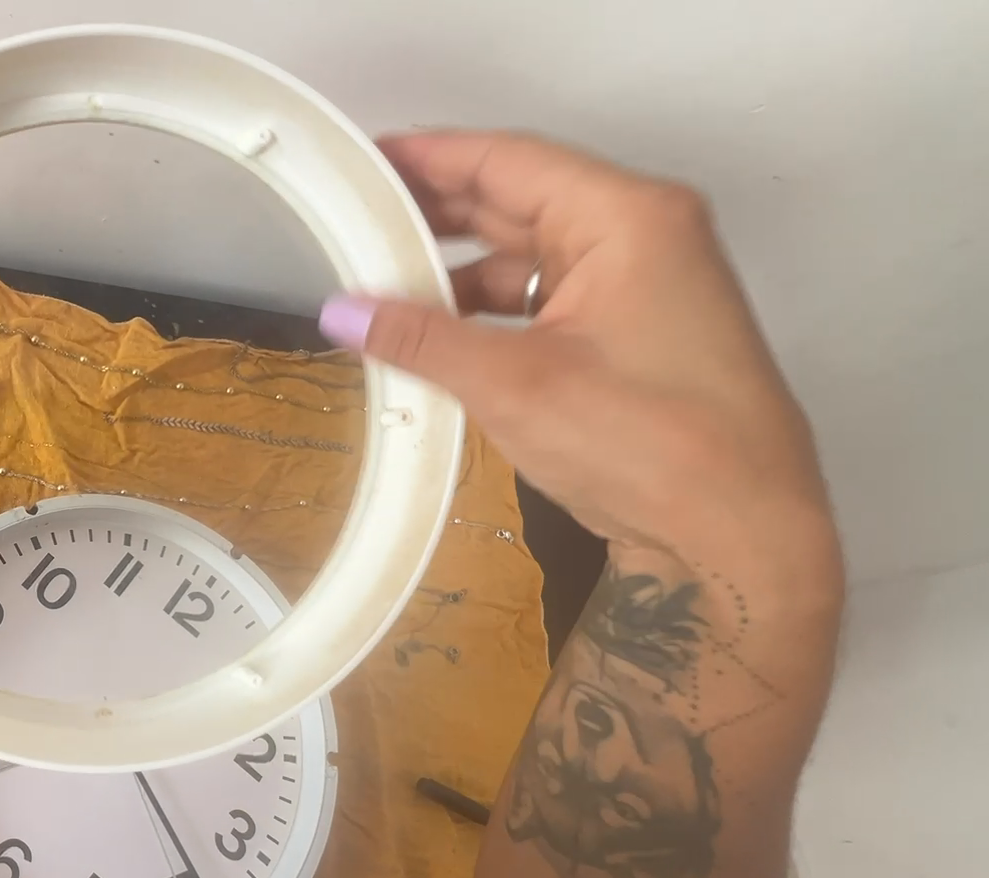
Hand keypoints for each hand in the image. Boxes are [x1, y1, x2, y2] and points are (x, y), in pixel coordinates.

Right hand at [321, 131, 838, 593]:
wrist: (727, 530)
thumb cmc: (643, 441)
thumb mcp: (510, 381)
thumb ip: (418, 338)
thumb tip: (339, 312)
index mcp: (625, 219)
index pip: (508, 162)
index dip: (431, 157)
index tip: (369, 159)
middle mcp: (636, 239)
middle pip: (516, 203)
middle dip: (435, 211)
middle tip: (359, 216)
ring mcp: (631, 289)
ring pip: (520, 257)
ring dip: (452, 269)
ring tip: (380, 281)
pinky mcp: (619, 337)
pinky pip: (532, 302)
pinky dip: (479, 311)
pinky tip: (432, 331)